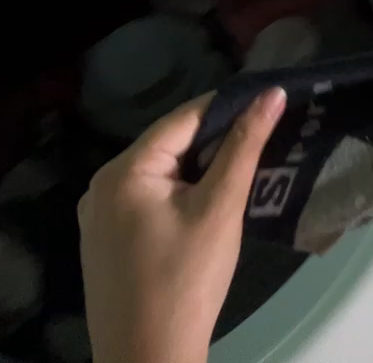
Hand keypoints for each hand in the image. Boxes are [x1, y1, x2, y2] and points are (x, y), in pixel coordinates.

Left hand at [79, 87, 285, 362]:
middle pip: (172, 144)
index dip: (229, 108)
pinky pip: (151, 197)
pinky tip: (211, 203)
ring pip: (164, 170)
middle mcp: (102, 186)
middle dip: (217, 140)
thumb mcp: (221, 206)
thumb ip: (245, 144)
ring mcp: (100, 216)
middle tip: (264, 139)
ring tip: (246, 166)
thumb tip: (272, 93)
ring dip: (203, 166)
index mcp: (123, 172)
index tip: (269, 105)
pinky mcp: (108, 240)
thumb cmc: (186, 281)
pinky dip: (183, 191)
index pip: (184, 118)